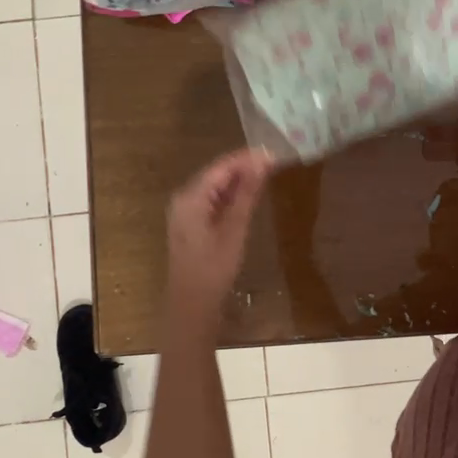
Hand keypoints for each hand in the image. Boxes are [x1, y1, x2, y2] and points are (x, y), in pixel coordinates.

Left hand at [166, 149, 272, 312]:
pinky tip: (249, 195)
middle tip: (274, 162)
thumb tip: (262, 163)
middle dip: (244, 166)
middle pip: (216, 174)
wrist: (191, 305)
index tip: (273, 152)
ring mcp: (185, 211)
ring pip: (215, 186)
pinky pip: (212, 199)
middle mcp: (183, 198)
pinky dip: (231, 195)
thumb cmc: (213, 268)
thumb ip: (247, 194)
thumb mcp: (234, 230)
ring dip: (239, 180)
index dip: (247, 158)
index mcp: (190, 198)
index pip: (221, 167)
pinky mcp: (190, 223)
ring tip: (267, 174)